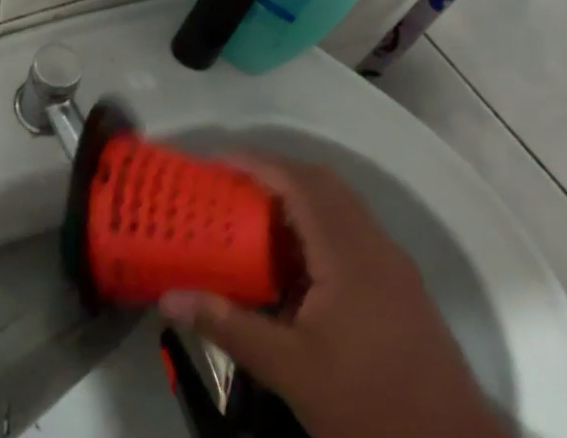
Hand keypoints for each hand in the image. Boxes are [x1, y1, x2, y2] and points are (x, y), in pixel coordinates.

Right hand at [158, 156, 510, 437]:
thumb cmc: (369, 404)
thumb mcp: (289, 369)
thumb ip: (228, 326)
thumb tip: (168, 298)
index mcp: (351, 257)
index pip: (301, 183)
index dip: (256, 163)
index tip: (213, 161)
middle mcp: (377, 249)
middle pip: (324, 185)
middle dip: (273, 173)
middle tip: (226, 184)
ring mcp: (393, 269)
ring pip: (340, 209)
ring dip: (294, 199)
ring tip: (246, 216)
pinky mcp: (398, 290)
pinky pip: (350, 235)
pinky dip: (312, 227)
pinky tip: (284, 263)